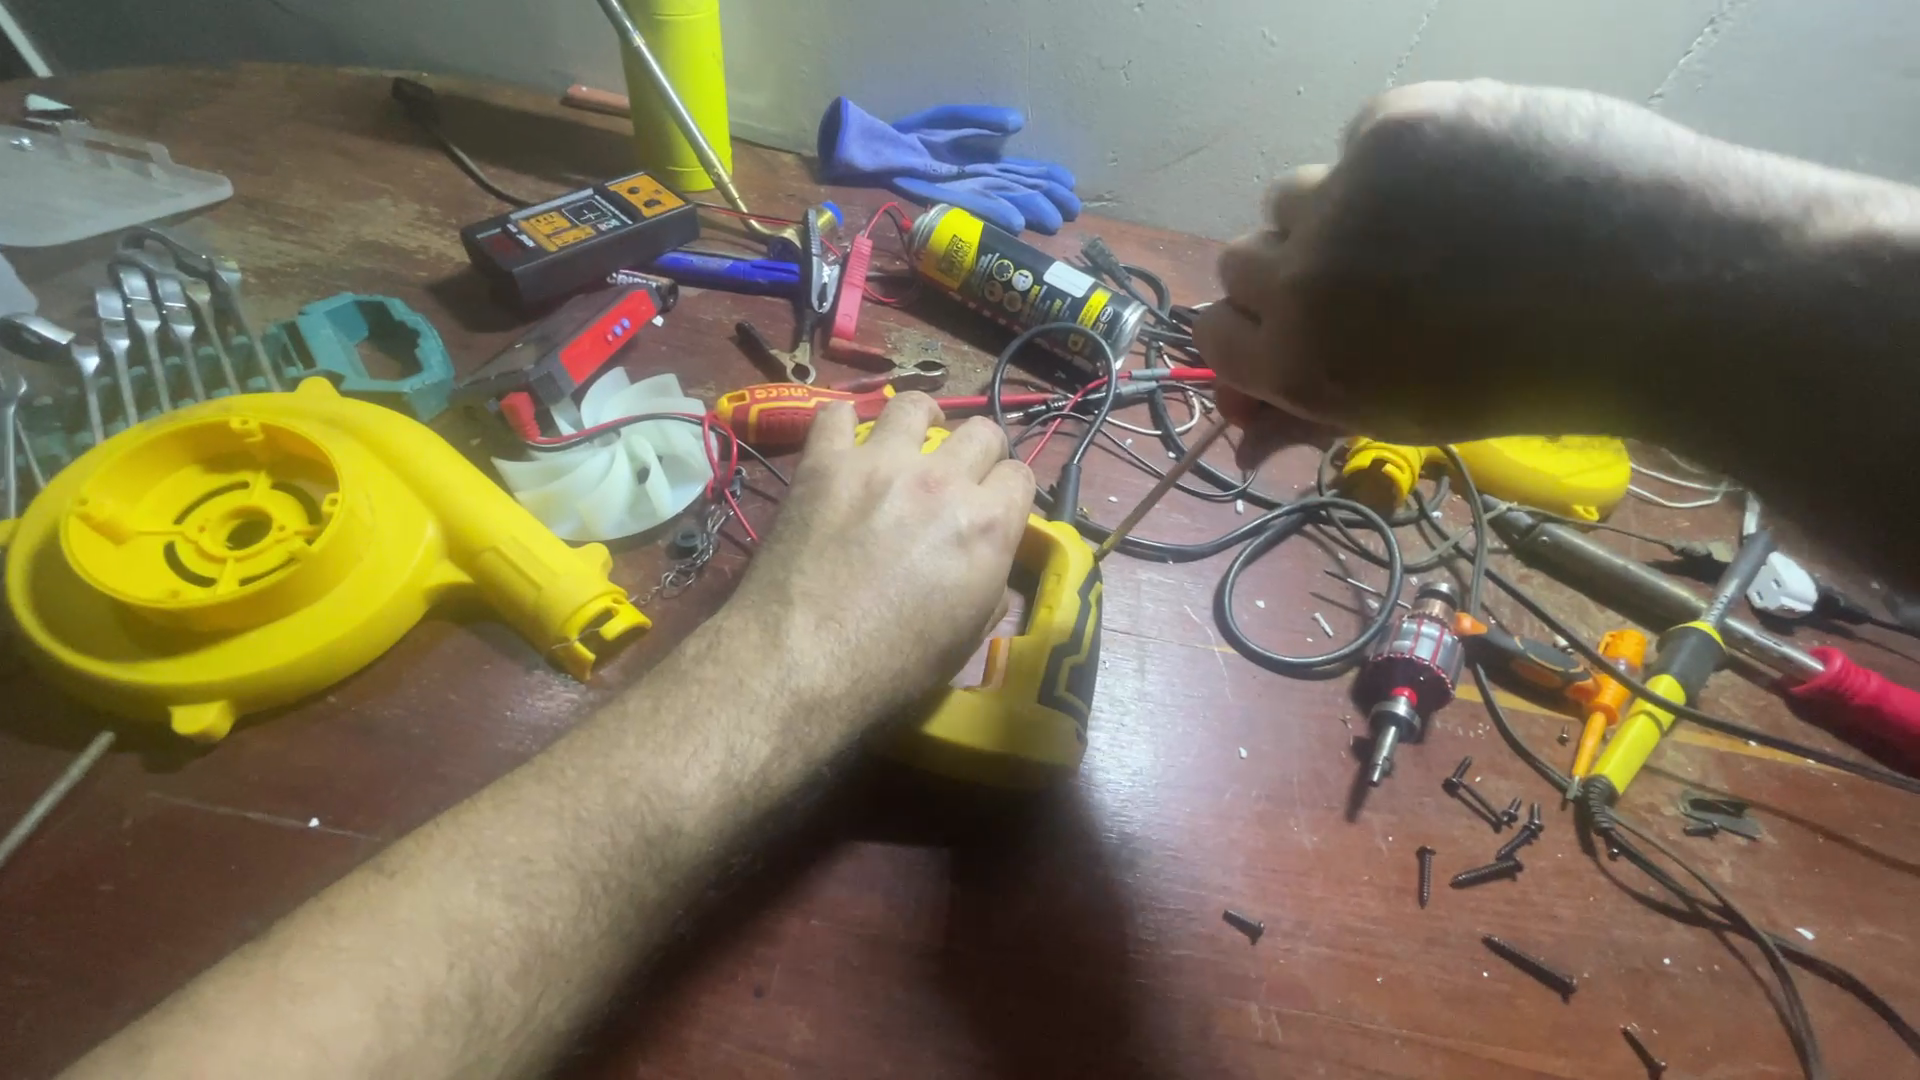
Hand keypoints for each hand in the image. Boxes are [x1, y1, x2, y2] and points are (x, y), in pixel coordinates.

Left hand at [722, 392, 1034, 723]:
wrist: (803, 659)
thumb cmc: (894, 665)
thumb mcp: (967, 639)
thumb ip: (991, 589)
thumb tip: (987, 566)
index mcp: (986, 525)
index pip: (1020, 476)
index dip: (1009, 491)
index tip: (995, 503)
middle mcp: (942, 480)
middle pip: (981, 432)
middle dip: (979, 452)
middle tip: (958, 475)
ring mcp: (880, 463)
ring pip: (915, 405)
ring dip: (922, 419)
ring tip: (912, 436)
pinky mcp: (825, 463)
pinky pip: (838, 414)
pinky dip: (847, 422)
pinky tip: (848, 440)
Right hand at [1194, 80, 1870, 457]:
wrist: (1666, 294)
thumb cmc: (1520, 380)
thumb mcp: (1393, 417)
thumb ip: (1304, 418)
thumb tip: (1244, 436)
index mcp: (1292, 361)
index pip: (1209, 331)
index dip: (1242, 332)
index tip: (1283, 328)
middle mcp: (1297, 279)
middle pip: (1239, 260)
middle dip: (1282, 274)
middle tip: (1354, 279)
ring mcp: (1345, 193)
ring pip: (1291, 195)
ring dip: (1329, 213)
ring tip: (1410, 224)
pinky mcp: (1401, 122)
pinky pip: (1364, 137)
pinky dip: (1396, 159)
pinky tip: (1462, 178)